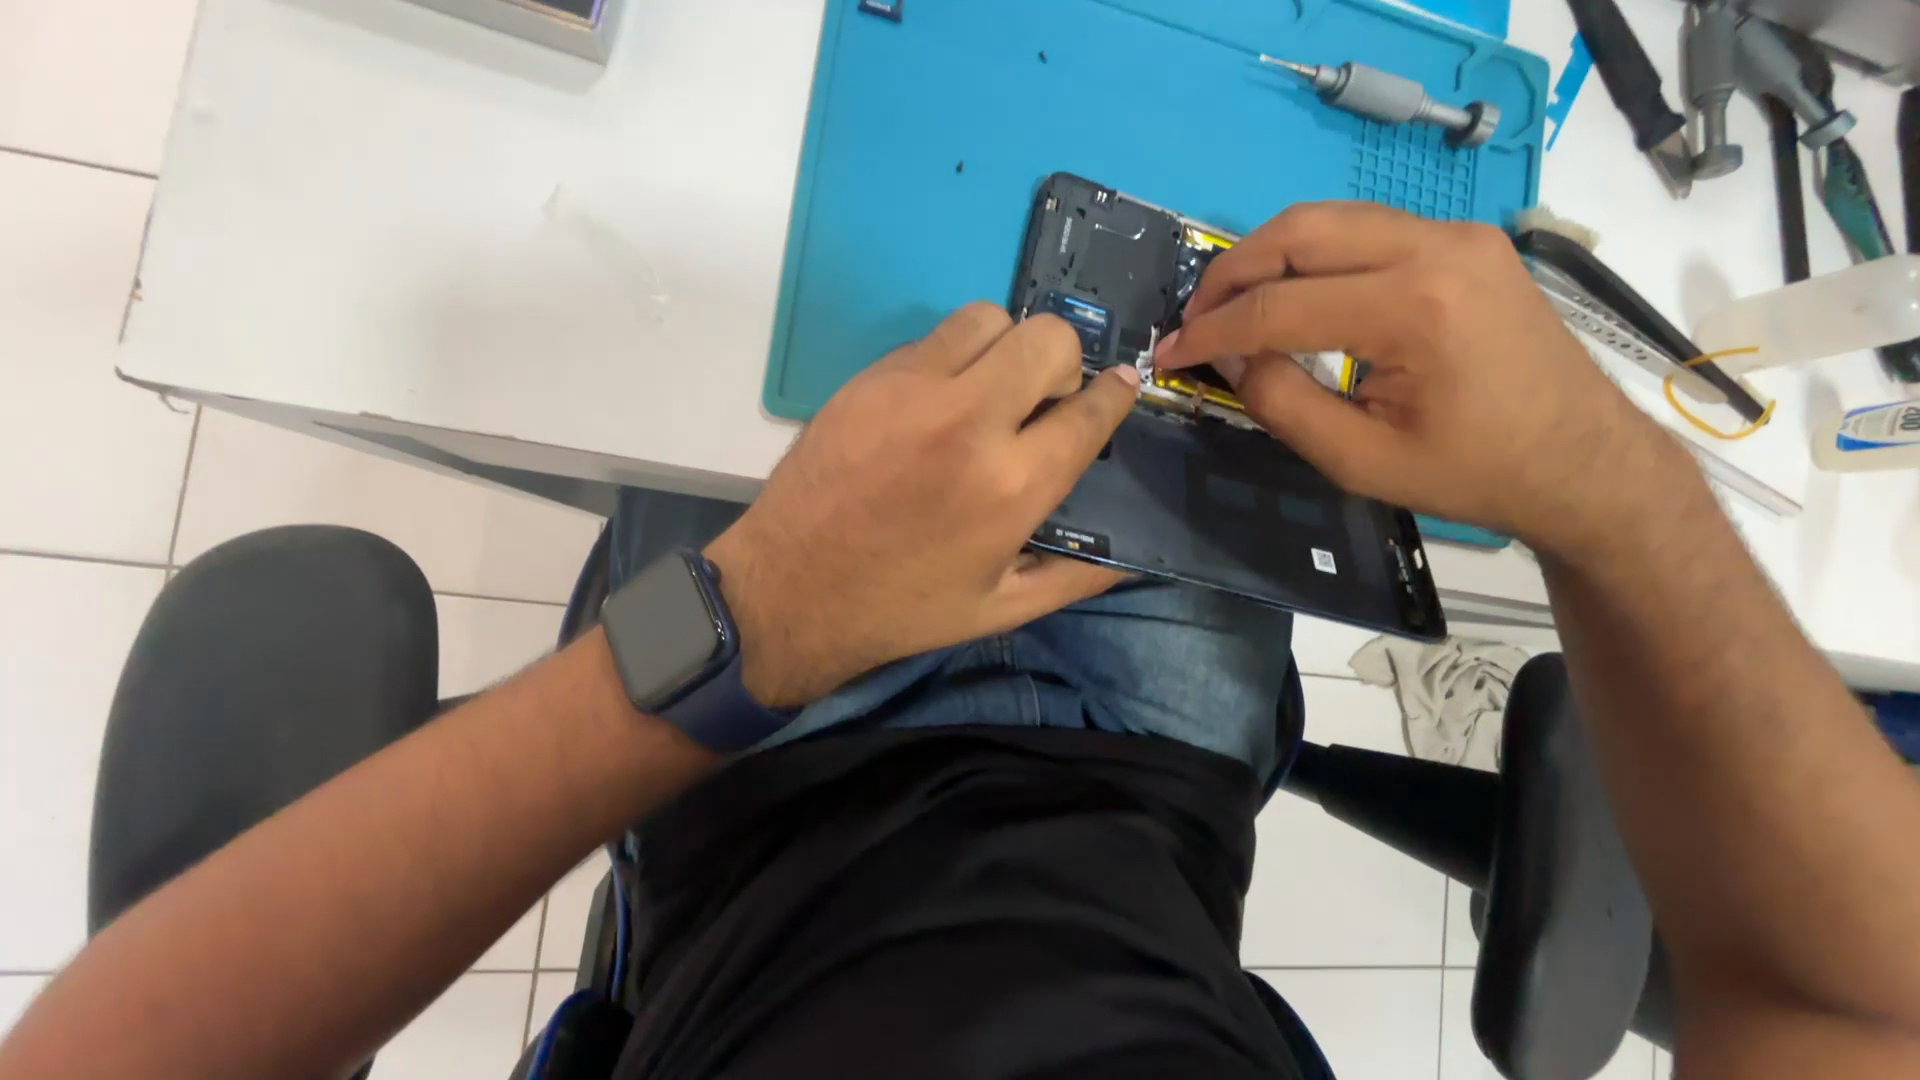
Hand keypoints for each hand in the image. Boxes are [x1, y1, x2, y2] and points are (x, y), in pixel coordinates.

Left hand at [705, 304, 1139, 706]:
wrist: (790, 591)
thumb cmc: (901, 609)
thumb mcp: (1001, 609)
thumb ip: (1076, 576)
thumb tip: (1131, 557)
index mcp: (1012, 485)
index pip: (1090, 411)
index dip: (1117, 393)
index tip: (1122, 386)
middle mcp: (970, 421)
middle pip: (1049, 339)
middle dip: (1064, 364)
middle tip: (1042, 403)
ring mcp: (914, 390)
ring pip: (990, 319)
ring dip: (1007, 348)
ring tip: (990, 392)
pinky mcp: (870, 379)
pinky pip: (933, 338)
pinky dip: (953, 359)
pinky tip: (936, 404)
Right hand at [1157, 201, 1685, 558]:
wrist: (1582, 461)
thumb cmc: (1472, 473)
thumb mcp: (1359, 459)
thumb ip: (1282, 403)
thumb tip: (1231, 358)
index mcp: (1414, 308)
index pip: (1279, 305)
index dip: (1212, 331)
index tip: (1169, 352)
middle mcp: (1436, 248)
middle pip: (1299, 231)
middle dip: (1230, 273)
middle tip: (1193, 319)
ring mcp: (1457, 236)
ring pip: (1328, 219)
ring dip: (1266, 257)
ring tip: (1230, 306)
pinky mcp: (1464, 242)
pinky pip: (1364, 230)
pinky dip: (1310, 256)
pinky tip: (1289, 294)